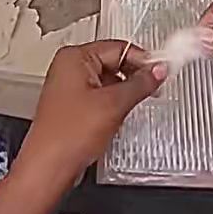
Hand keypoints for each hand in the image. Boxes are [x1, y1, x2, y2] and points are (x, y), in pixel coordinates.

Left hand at [18, 40, 167, 179]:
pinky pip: (100, 95)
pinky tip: (117, 116)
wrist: (50, 166)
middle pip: (114, 62)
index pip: (119, 47)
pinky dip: (113, 103)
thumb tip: (157, 70)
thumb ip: (140, 84)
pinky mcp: (73, 104)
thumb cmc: (67, 135)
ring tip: (131, 106)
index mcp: (74, 57)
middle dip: (134, 76)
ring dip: (124, 92)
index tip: (162, 70)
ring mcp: (70, 86)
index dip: (143, 60)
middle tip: (154, 87)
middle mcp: (69, 67)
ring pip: (109, 80)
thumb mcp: (114, 104)